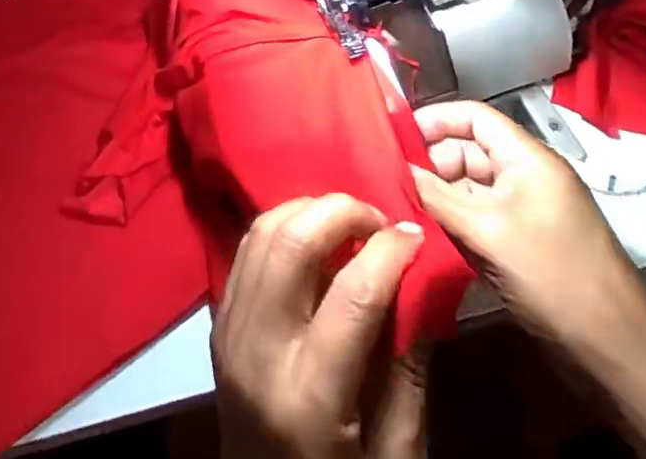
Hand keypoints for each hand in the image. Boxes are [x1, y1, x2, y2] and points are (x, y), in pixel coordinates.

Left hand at [213, 194, 428, 458]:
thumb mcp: (395, 449)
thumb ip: (410, 364)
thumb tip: (425, 278)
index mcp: (309, 398)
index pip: (353, 293)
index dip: (391, 250)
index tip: (416, 236)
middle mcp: (259, 353)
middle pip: (293, 243)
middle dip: (345, 211)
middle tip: (380, 222)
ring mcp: (230, 333)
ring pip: (264, 232)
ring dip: (313, 210)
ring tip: (350, 226)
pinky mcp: (219, 322)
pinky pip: (247, 248)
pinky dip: (285, 226)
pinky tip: (316, 240)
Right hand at [408, 101, 645, 356]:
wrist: (614, 348)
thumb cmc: (552, 275)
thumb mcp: (488, 232)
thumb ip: (439, 198)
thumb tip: (398, 171)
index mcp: (528, 157)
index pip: (475, 117)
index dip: (435, 120)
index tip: (394, 138)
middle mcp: (526, 175)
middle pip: (469, 151)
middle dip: (431, 164)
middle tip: (393, 187)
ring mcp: (525, 210)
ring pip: (471, 188)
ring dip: (440, 197)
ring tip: (401, 211)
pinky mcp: (522, 241)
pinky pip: (480, 219)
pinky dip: (455, 223)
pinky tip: (427, 236)